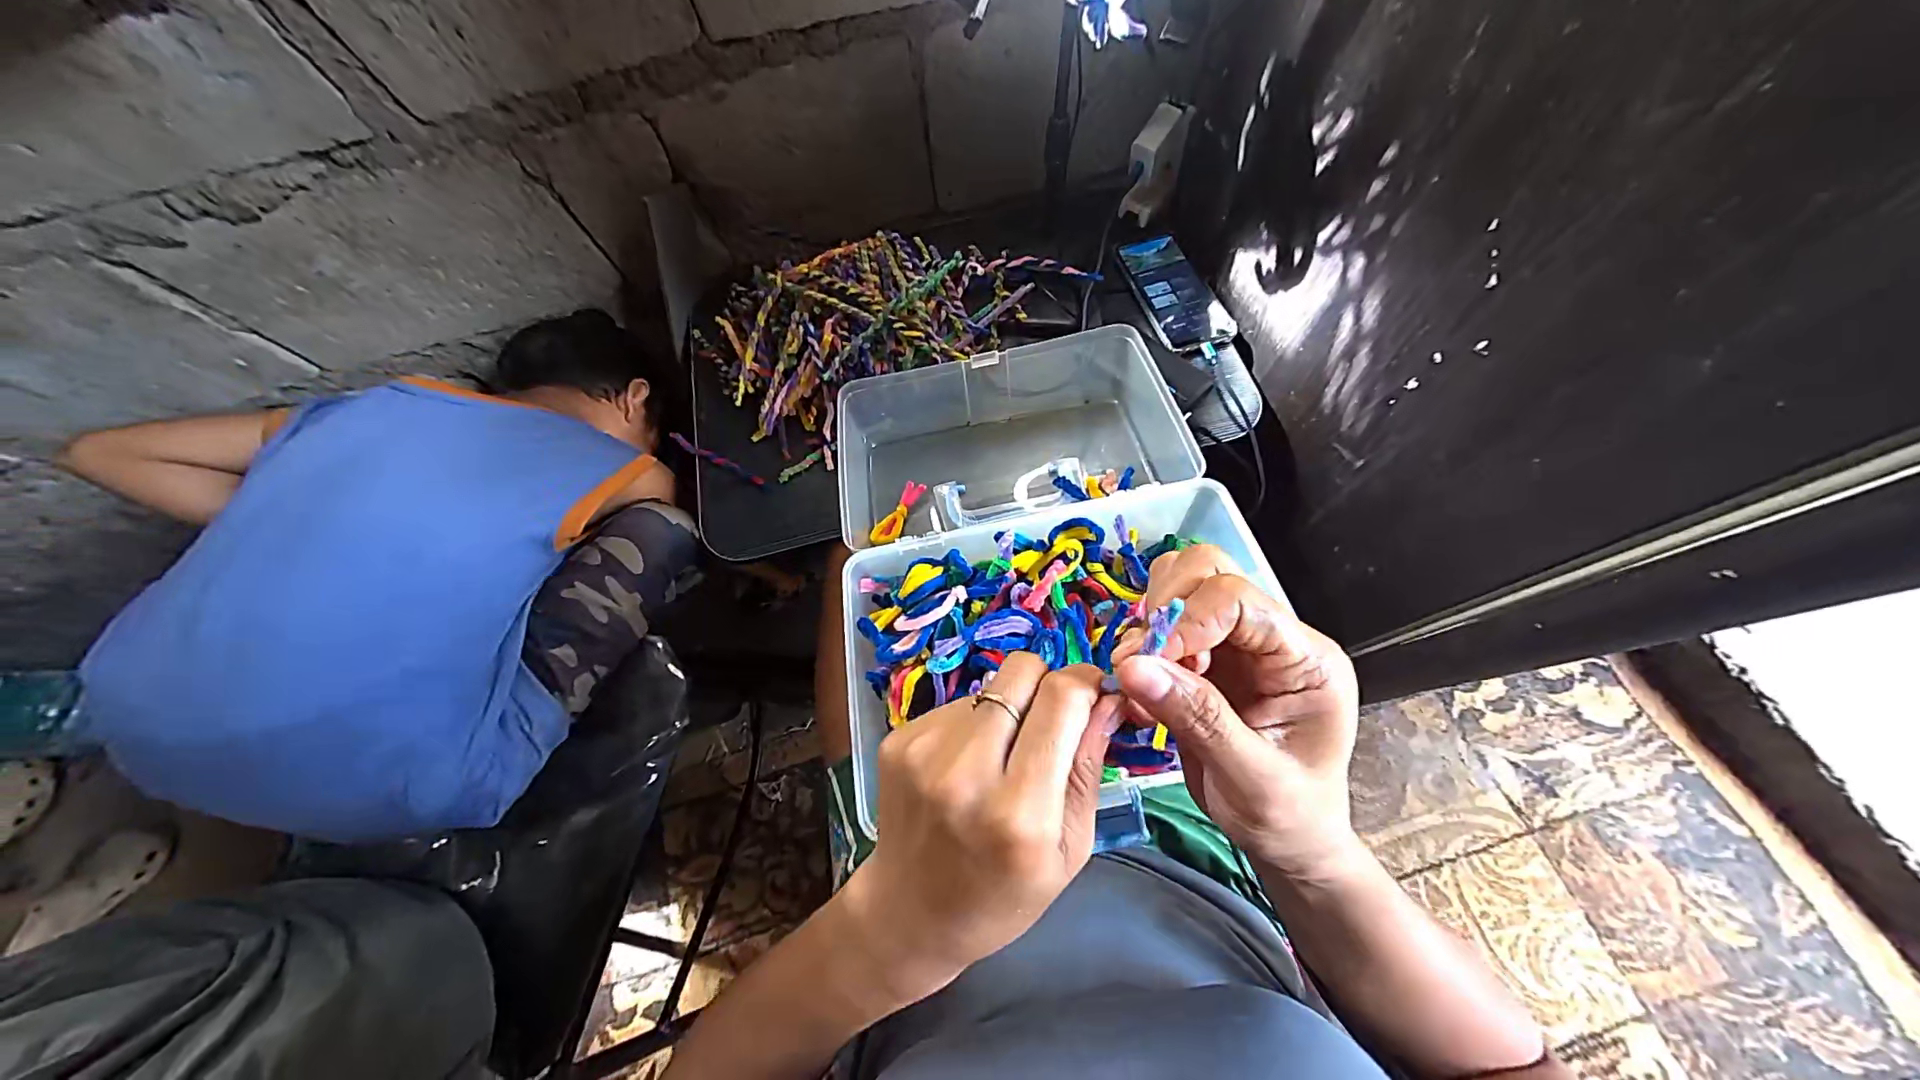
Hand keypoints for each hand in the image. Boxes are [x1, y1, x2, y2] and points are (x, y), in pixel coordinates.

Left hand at [838, 653, 1121, 1001]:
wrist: (908, 912)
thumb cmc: (1002, 896)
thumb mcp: (1069, 850)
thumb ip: (1088, 767)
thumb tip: (1109, 698)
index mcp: (1018, 811)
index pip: (1060, 698)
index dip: (1086, 683)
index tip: (1094, 694)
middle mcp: (965, 771)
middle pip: (1022, 670)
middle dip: (1048, 684)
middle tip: (1051, 721)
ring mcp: (923, 750)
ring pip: (990, 685)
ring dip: (1008, 709)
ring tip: (1001, 759)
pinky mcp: (899, 740)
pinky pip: (957, 704)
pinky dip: (974, 724)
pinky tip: (967, 767)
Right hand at [1111, 545, 1360, 877]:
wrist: (1288, 840)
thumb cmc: (1286, 816)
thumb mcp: (1250, 778)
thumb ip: (1197, 716)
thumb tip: (1131, 665)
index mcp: (1305, 658)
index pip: (1239, 600)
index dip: (1186, 621)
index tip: (1147, 664)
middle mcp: (1271, 637)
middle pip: (1208, 570)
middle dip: (1165, 609)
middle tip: (1145, 664)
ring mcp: (1236, 642)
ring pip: (1179, 584)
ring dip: (1150, 622)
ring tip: (1147, 676)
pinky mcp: (1204, 654)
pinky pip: (1160, 620)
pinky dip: (1140, 643)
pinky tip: (1145, 687)